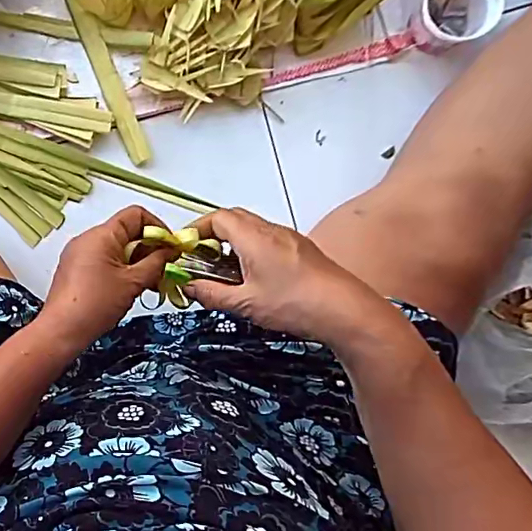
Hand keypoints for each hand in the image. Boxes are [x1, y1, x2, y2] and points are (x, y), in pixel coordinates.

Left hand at [38, 206, 174, 347]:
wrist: (62, 330)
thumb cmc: (93, 305)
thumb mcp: (134, 282)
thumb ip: (156, 263)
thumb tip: (168, 252)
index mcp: (101, 236)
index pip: (135, 215)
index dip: (157, 228)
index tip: (170, 246)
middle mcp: (87, 240)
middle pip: (126, 232)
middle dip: (148, 248)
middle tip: (164, 267)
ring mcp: (79, 254)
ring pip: (116, 248)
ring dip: (137, 262)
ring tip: (150, 282)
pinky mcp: (76, 269)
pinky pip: (104, 260)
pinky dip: (121, 270)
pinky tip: (132, 287)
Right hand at [181, 208, 402, 346]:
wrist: (347, 312)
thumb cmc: (299, 303)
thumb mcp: (244, 303)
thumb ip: (210, 293)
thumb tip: (190, 287)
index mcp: (255, 238)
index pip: (217, 218)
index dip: (196, 230)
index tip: (184, 248)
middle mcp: (272, 231)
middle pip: (233, 219)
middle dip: (210, 236)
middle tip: (198, 259)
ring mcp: (289, 239)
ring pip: (250, 230)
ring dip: (230, 245)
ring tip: (221, 273)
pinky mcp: (300, 251)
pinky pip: (267, 241)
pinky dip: (249, 252)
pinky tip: (249, 278)